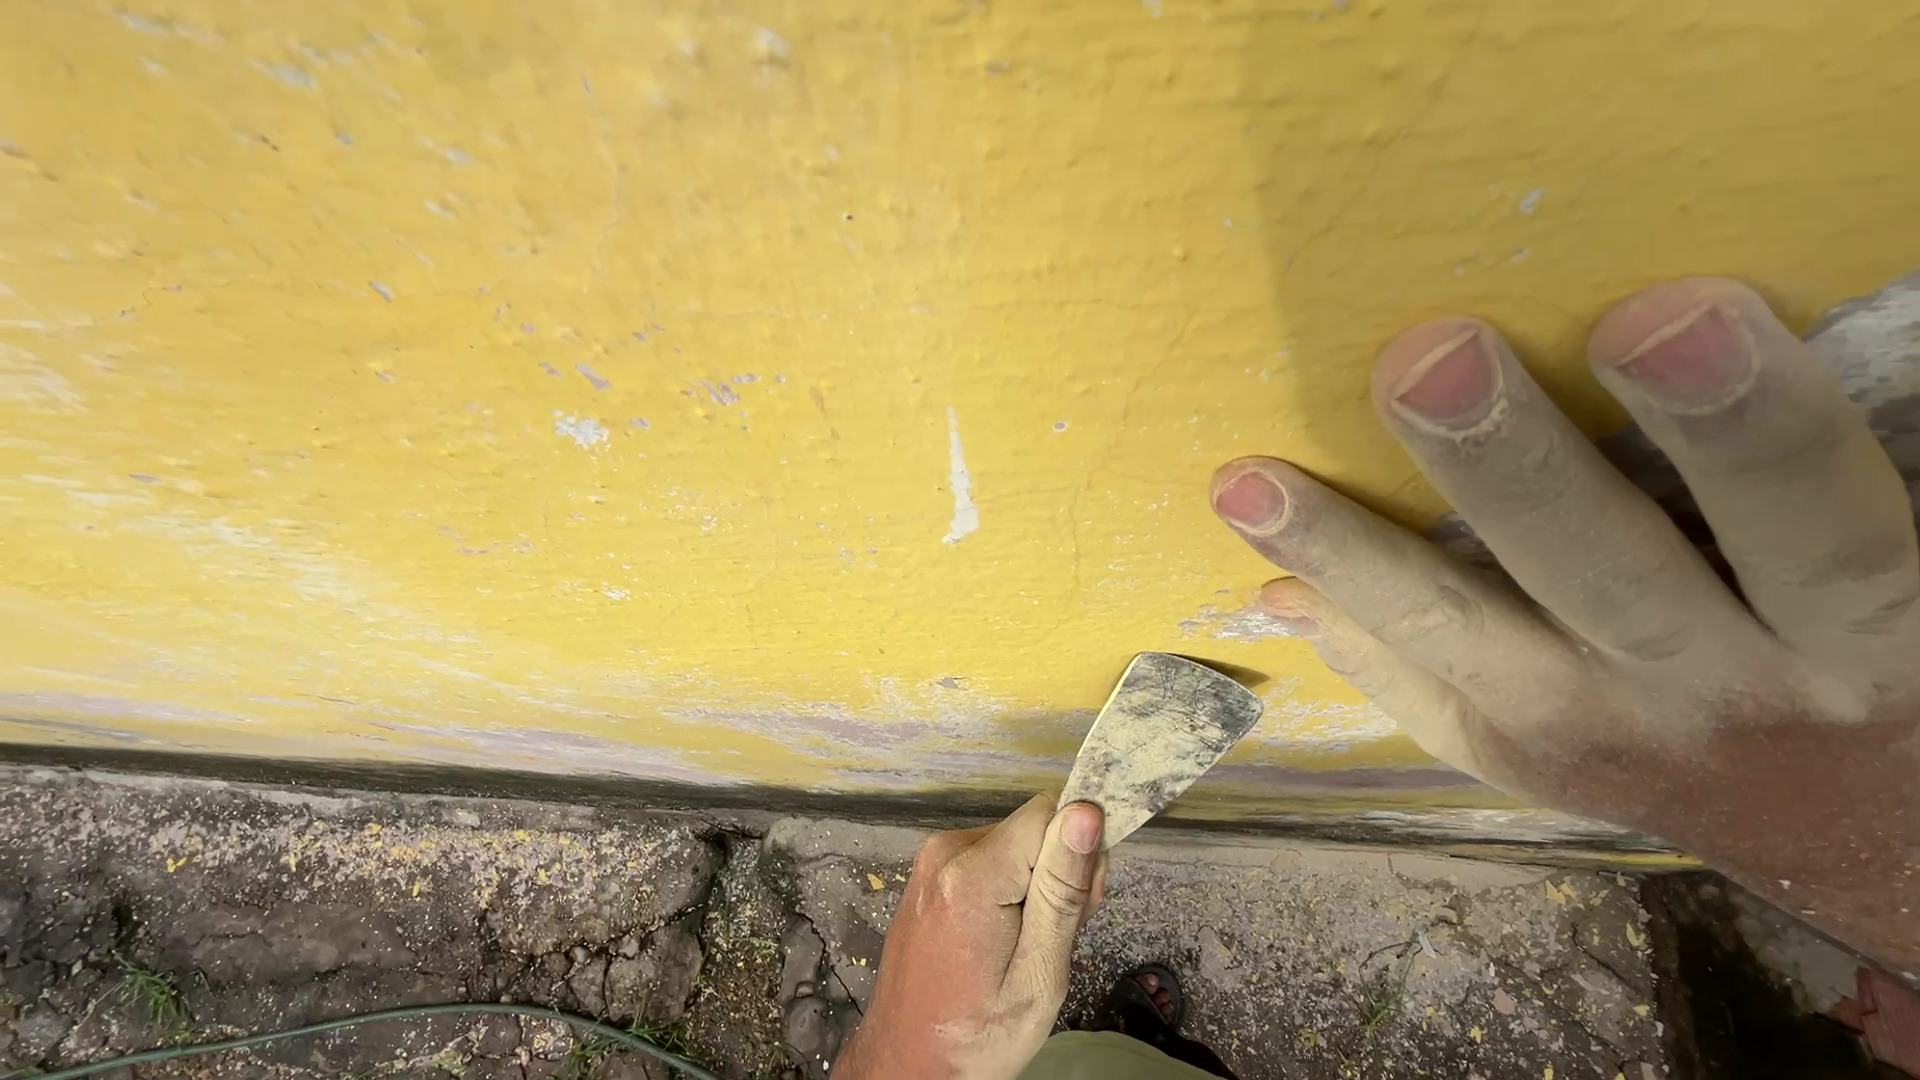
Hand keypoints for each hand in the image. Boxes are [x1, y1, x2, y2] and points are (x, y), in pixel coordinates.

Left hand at [834, 795, 1106, 1079]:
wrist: (906, 1064)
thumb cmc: (977, 1035)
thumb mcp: (1038, 975)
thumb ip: (1063, 890)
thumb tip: (1086, 811)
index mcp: (971, 874)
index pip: (1049, 812)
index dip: (1078, 849)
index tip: (1082, 901)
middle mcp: (946, 849)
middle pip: (1033, 829)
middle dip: (1059, 872)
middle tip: (1055, 938)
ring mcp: (933, 857)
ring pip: (1016, 843)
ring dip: (1035, 883)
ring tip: (1027, 945)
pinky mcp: (930, 869)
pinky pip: (991, 856)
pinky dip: (1010, 886)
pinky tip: (1002, 936)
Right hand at [1211, 277, 1919, 978]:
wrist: (1869, 827)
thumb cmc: (1641, 745)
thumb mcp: (1500, 738)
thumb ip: (1392, 664)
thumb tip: (1274, 596)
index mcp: (1536, 717)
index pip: (1416, 621)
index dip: (1332, 551)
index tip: (1239, 481)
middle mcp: (1670, 697)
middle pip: (1578, 576)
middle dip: (1500, 471)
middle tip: (1426, 361)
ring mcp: (1829, 657)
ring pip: (1787, 539)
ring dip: (1717, 429)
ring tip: (1658, 319)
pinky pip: (1910, 512)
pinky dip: (1846, 429)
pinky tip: (1778, 335)